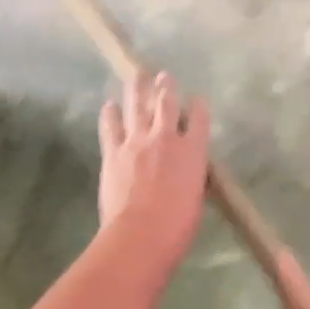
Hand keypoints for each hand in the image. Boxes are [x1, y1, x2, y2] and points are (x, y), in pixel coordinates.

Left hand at [99, 71, 211, 274]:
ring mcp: (136, 141)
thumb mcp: (195, 198)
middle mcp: (166, 138)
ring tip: (138, 74)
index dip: (199, 106)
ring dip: (138, 88)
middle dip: (167, 87)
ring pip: (137, 106)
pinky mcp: (113, 152)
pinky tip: (110, 104)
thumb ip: (191, 178)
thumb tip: (187, 172)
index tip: (197, 99)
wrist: (141, 234)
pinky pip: (111, 126)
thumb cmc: (178, 225)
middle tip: (164, 76)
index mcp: (193, 151)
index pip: (199, 119)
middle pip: (166, 102)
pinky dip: (110, 113)